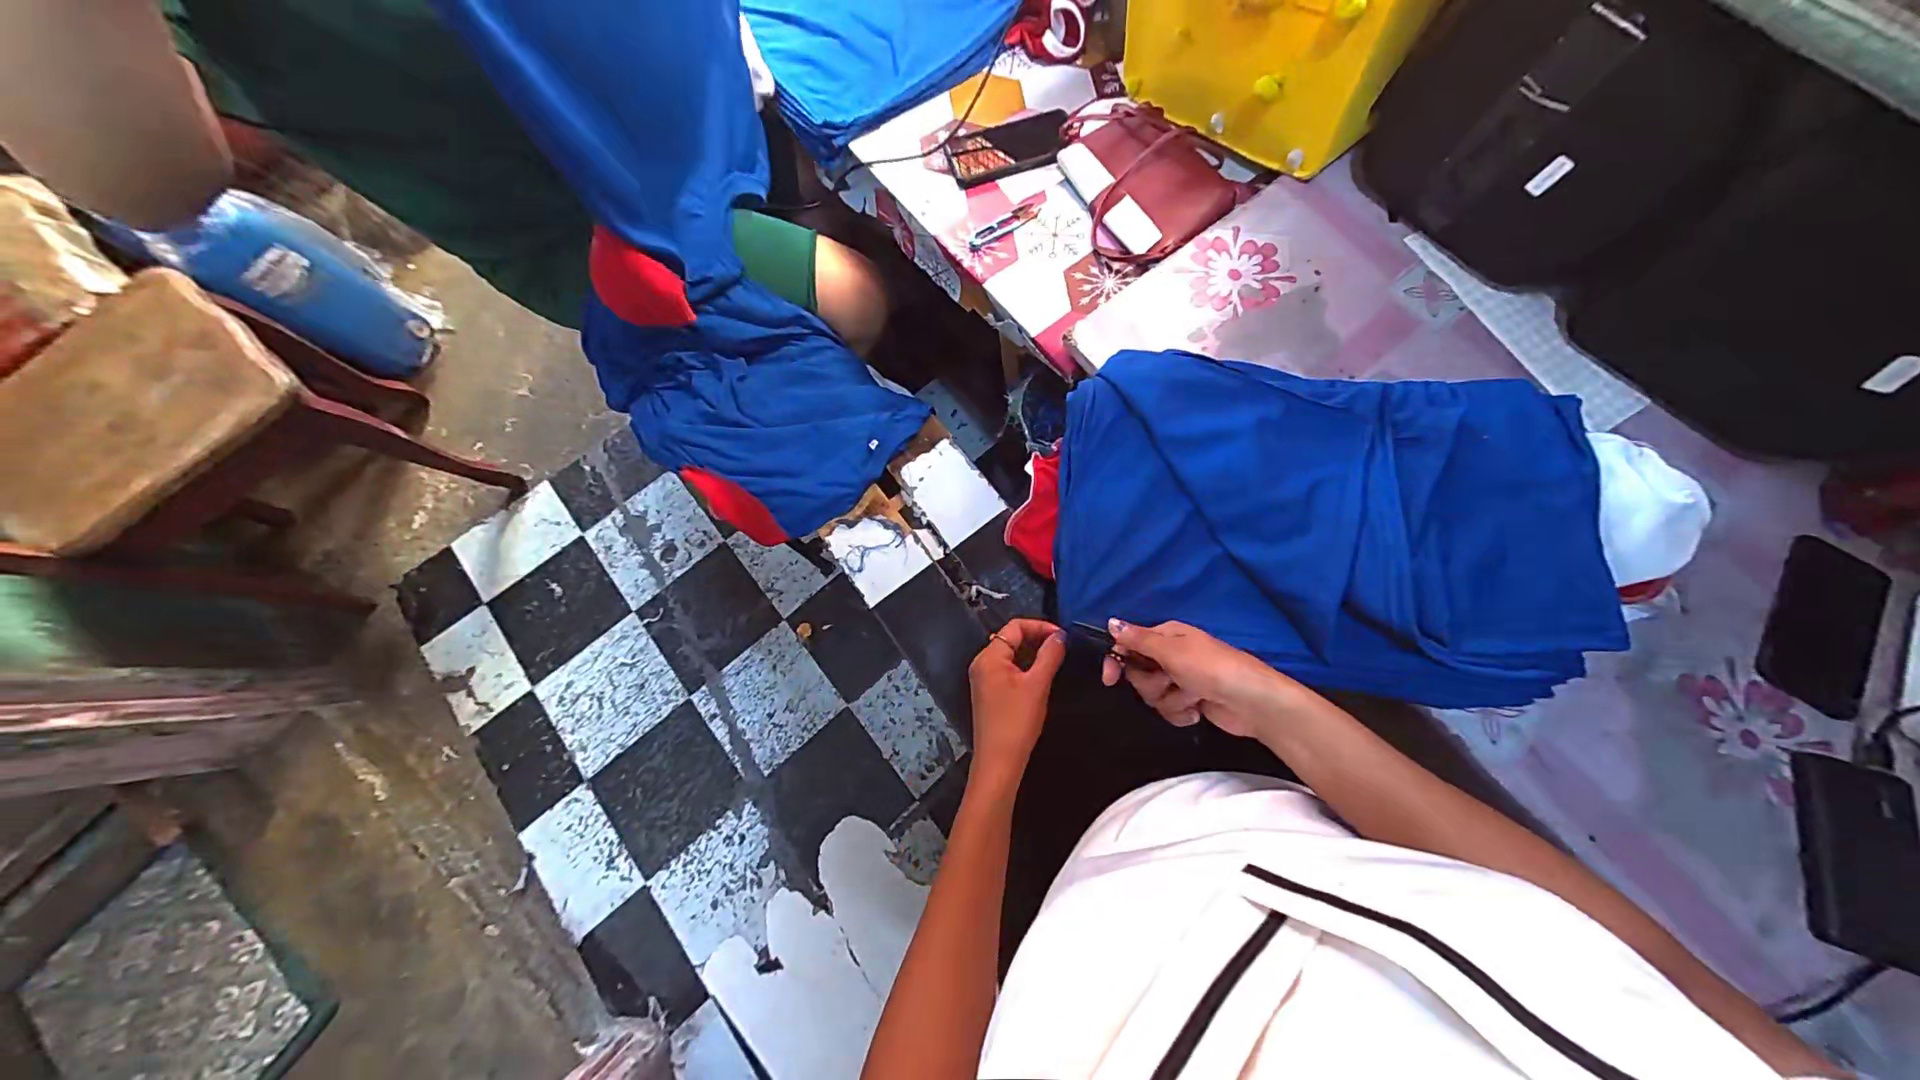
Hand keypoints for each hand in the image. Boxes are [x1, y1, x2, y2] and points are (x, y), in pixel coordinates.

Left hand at [967, 618, 1067, 791]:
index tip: (1062, 635)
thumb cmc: (1016, 722)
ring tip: (1056, 657)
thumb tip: (1060, 636)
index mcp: (989, 657)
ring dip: (1033, 652)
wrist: (999, 761)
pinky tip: (1042, 674)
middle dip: (1037, 638)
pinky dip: (1025, 666)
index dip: (1040, 626)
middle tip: (1062, 645)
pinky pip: (1008, 669)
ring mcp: (984, 678)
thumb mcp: (1037, 685)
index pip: (1015, 627)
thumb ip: (1050, 655)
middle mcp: (982, 663)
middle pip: (1011, 638)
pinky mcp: (989, 692)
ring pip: (1011, 654)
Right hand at [1101, 619, 1305, 737]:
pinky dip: (1182, 712)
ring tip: (1192, 697)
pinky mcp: (1191, 702)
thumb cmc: (1211, 668)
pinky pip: (1170, 710)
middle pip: (1139, 673)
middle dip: (1151, 684)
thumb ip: (1137, 640)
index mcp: (1167, 635)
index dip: (1117, 662)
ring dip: (1170, 700)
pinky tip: (1198, 710)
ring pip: (1153, 695)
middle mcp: (1172, 655)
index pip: (1128, 645)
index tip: (1110, 679)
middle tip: (1170, 681)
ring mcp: (1182, 680)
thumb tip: (1111, 622)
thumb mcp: (1171, 650)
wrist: (1251, 702)